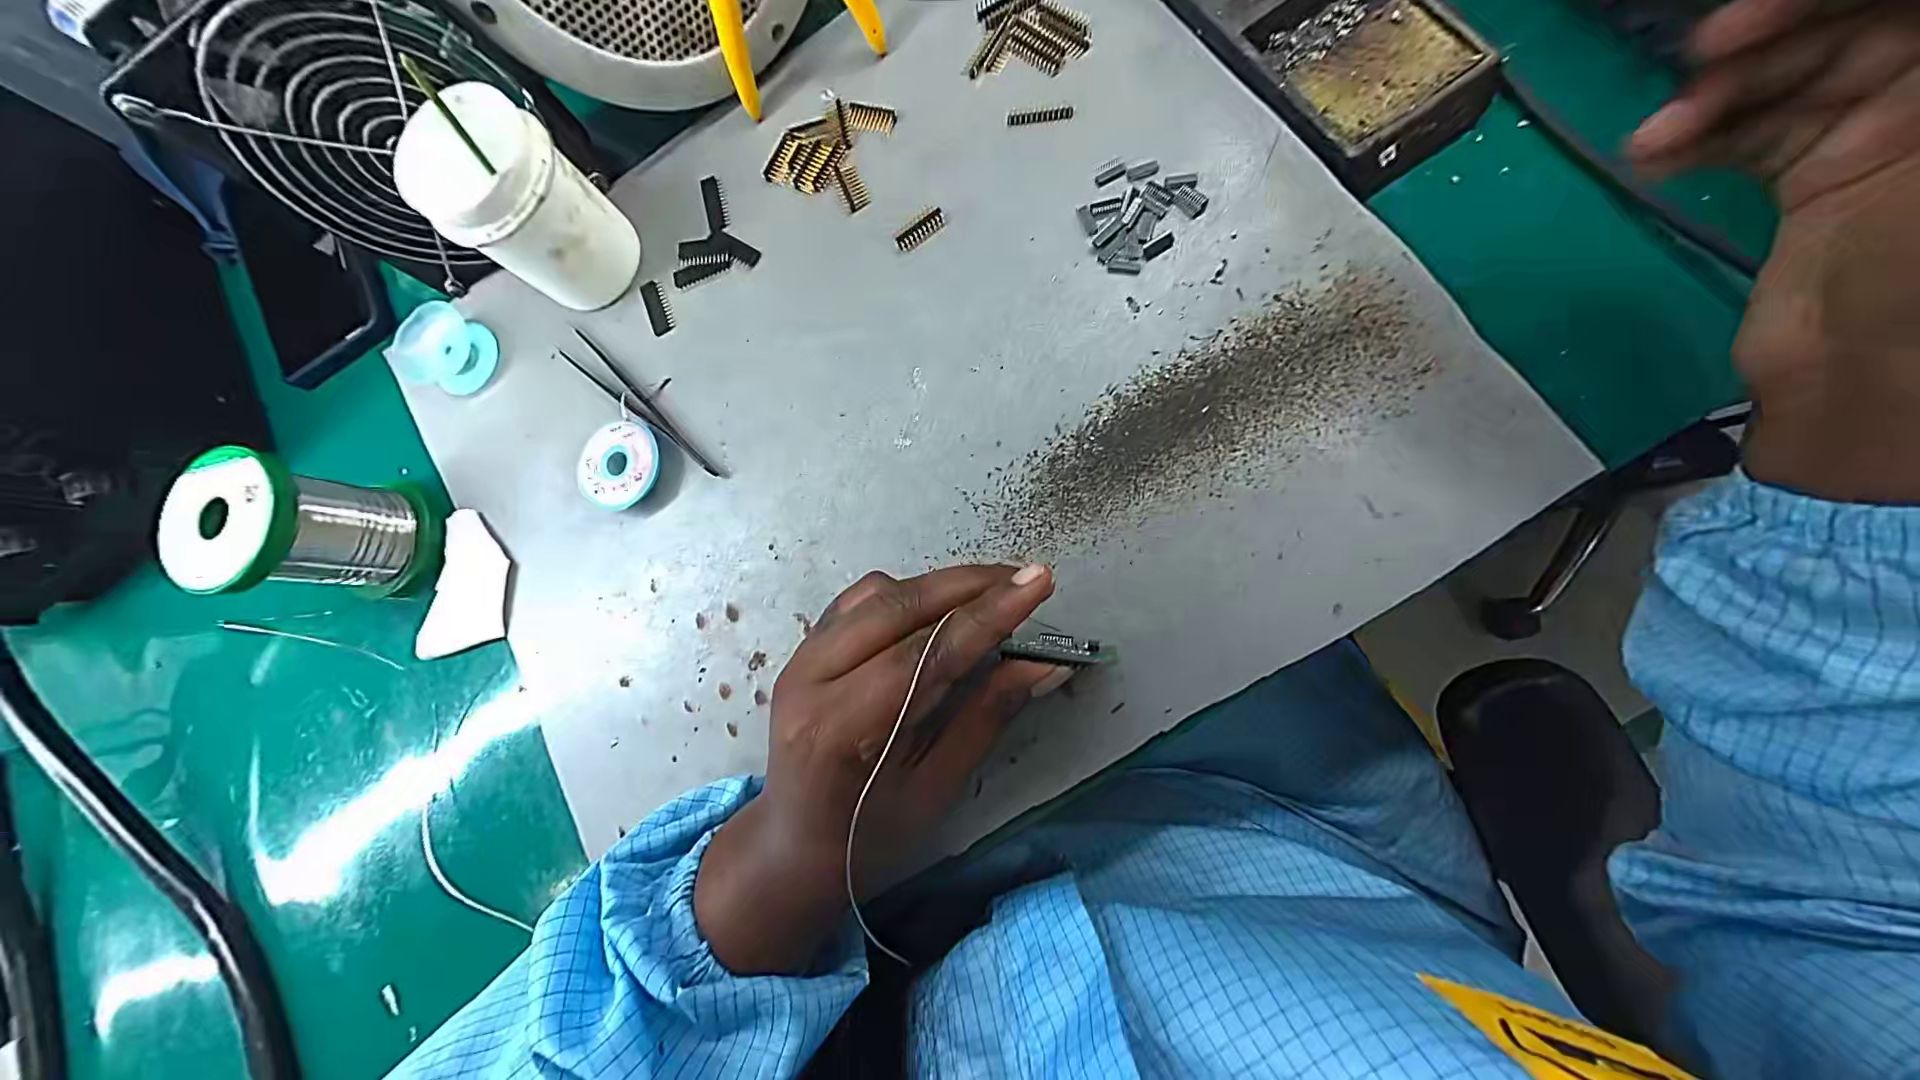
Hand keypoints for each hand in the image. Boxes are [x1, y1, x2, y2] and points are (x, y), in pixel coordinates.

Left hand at [693, 564, 1065, 973]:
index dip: (987, 615)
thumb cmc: (869, 834)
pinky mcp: (804, 645)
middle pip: (899, 608)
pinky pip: (860, 598)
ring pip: (879, 593)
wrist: (795, 840)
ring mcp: (801, 656)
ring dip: (941, 586)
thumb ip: (987, 715)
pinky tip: (939, 605)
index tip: (1037, 583)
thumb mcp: (936, 785)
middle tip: (1026, 578)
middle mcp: (810, 679)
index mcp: (840, 729)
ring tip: (992, 593)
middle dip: (970, 586)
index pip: (924, 653)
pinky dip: (907, 592)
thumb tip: (1045, 664)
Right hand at [1629, 0, 1919, 501]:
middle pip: (1862, 17)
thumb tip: (1865, 23)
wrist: (1873, 375)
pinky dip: (1698, 137)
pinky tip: (1660, 154)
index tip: (1752, 20)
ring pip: (1798, 65)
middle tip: (1706, 52)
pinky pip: (1750, 128)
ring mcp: (1895, 117)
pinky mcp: (1820, 165)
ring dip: (1718, 94)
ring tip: (1660, 133)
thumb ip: (1903, 66)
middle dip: (1779, 29)